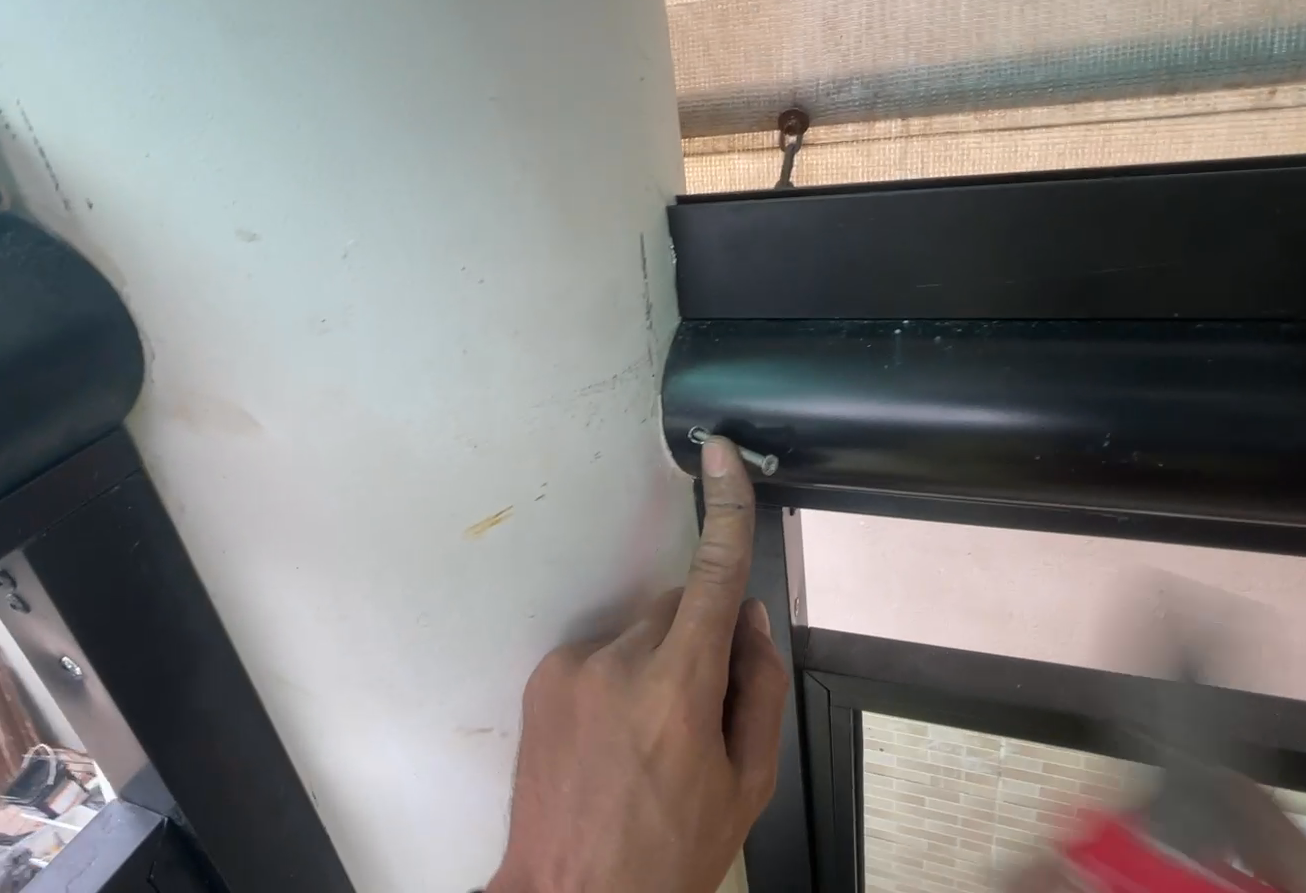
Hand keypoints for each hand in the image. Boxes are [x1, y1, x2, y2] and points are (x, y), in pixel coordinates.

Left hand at [487, 436, 789, 892]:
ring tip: (647, 731)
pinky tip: (613, 730)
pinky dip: (617, 672)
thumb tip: (747, 616)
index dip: (726, 509)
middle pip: (680, 607)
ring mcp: (574, 664)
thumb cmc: (669, 850)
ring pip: (640, 629)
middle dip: (698, 638)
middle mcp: (620, 661)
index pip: (715, 579)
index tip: (721, 454)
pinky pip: (602, 649)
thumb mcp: (746, 783)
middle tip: (695, 708)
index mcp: (680, 690)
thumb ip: (759, 687)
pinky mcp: (545, 672)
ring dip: (656, 659)